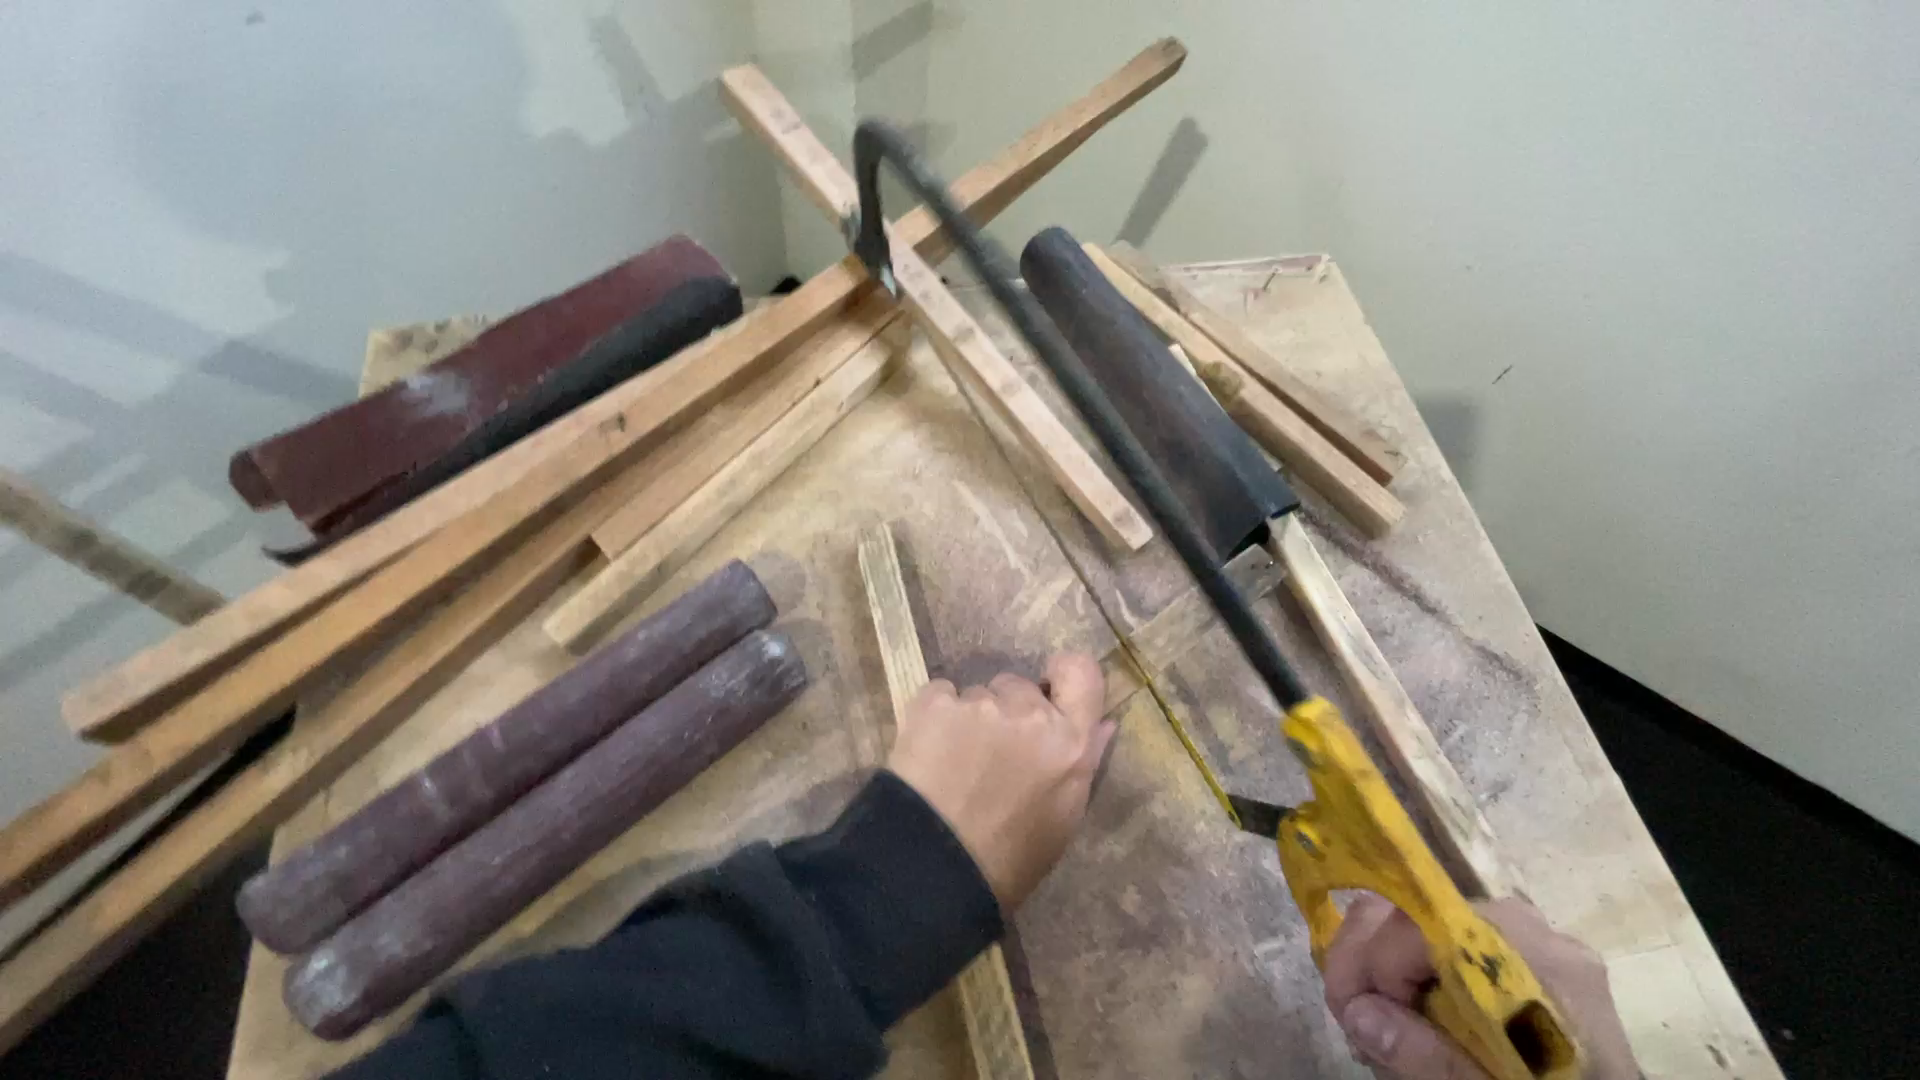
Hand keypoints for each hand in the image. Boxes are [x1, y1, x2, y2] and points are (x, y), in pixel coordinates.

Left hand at [886, 653, 1113, 910]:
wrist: (932, 870)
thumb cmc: (1008, 860)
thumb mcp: (1062, 819)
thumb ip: (1082, 762)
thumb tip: (1104, 723)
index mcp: (1070, 743)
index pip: (1082, 672)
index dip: (1062, 675)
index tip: (1048, 691)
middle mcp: (1030, 713)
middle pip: (1019, 687)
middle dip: (1007, 710)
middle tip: (989, 756)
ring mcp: (980, 704)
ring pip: (977, 693)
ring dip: (968, 717)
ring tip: (953, 765)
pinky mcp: (934, 703)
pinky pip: (939, 694)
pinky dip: (934, 717)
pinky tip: (927, 754)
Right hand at [1324, 894, 1641, 1079]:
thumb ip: (1428, 1058)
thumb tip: (1357, 1014)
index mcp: (1530, 955)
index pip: (1411, 928)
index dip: (1366, 970)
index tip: (1350, 1022)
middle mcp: (1527, 925)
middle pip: (1408, 913)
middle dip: (1366, 965)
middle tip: (1356, 1024)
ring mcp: (1526, 934)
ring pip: (1415, 920)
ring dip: (1383, 967)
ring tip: (1382, 1025)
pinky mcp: (1521, 952)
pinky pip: (1441, 938)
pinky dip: (1413, 971)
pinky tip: (1414, 1017)